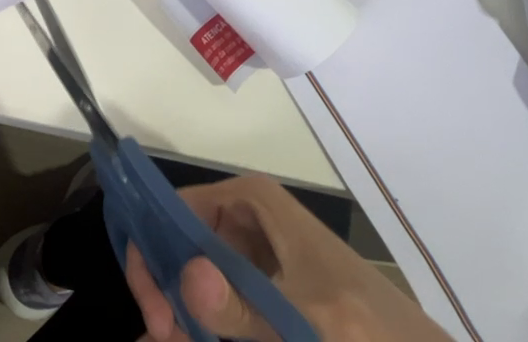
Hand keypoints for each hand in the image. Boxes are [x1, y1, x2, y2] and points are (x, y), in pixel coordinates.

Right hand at [125, 176, 449, 341]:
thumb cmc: (376, 335)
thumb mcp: (310, 324)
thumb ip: (246, 307)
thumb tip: (187, 274)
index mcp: (250, 200)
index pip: (171, 211)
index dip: (152, 257)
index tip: (155, 313)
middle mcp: (244, 214)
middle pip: (175, 243)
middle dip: (164, 293)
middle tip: (164, 338)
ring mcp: (253, 248)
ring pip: (191, 273)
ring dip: (179, 312)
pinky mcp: (264, 283)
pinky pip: (219, 295)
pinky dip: (201, 322)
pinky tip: (192, 341)